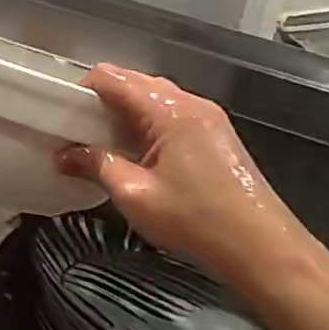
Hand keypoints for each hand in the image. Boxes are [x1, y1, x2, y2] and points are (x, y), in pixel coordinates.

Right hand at [57, 63, 328, 329]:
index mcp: (167, 109)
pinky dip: (147, 122)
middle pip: (133, 82)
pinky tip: (136, 151)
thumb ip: (95, 165)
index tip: (61, 113)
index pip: (111, 77)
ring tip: (102, 142)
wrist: (267, 253)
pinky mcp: (217, 133)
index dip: (81, 89)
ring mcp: (207, 116)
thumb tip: (63, 155)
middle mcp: (189, 102)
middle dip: (101, 101)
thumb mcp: (135, 195)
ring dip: (125, 112)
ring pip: (153, 96)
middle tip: (77, 129)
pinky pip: (171, 112)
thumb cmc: (197, 221)